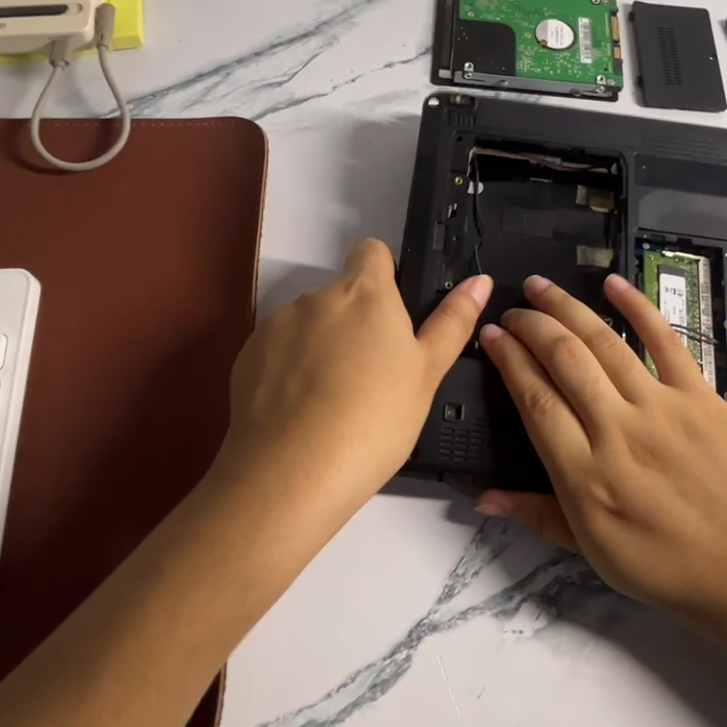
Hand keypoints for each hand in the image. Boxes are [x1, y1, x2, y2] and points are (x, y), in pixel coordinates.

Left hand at [219, 239, 490, 510]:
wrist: (289, 475)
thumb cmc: (374, 422)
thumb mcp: (427, 374)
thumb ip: (451, 321)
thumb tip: (478, 280)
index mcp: (364, 292)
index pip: (372, 251)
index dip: (386, 274)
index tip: (395, 316)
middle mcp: (316, 296)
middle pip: (341, 292)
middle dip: (355, 319)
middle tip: (373, 373)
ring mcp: (277, 325)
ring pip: (308, 323)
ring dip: (322, 344)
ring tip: (334, 399)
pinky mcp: (247, 357)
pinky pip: (278, 351)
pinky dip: (290, 369)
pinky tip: (301, 411)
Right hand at [475, 274, 726, 617]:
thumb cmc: (670, 566)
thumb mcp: (594, 553)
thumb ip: (537, 515)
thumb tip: (482, 497)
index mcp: (586, 477)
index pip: (535, 400)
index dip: (508, 360)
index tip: (490, 337)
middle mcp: (619, 433)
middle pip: (564, 361)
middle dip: (530, 326)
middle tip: (511, 311)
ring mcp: (662, 409)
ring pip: (604, 343)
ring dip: (567, 308)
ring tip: (540, 287)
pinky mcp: (701, 397)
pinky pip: (665, 341)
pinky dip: (637, 307)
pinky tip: (613, 283)